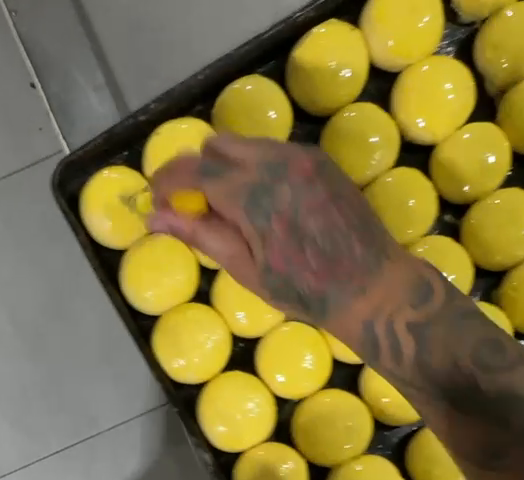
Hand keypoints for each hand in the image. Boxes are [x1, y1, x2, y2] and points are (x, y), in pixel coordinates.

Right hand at [147, 135, 427, 334]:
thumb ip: (200, 235)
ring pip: (245, 145)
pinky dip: (254, 168)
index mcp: (253, 194)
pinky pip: (273, 151)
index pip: (194, 169)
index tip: (156, 200)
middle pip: (217, 145)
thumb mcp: (244, 268)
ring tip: (226, 209)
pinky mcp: (318, 160)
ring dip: (225, 168)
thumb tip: (155, 218)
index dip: (167, 181)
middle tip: (190, 206)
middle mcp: (276, 162)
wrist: (369, 285)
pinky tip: (259, 205)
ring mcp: (301, 157)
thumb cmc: (303, 290)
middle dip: (195, 170)